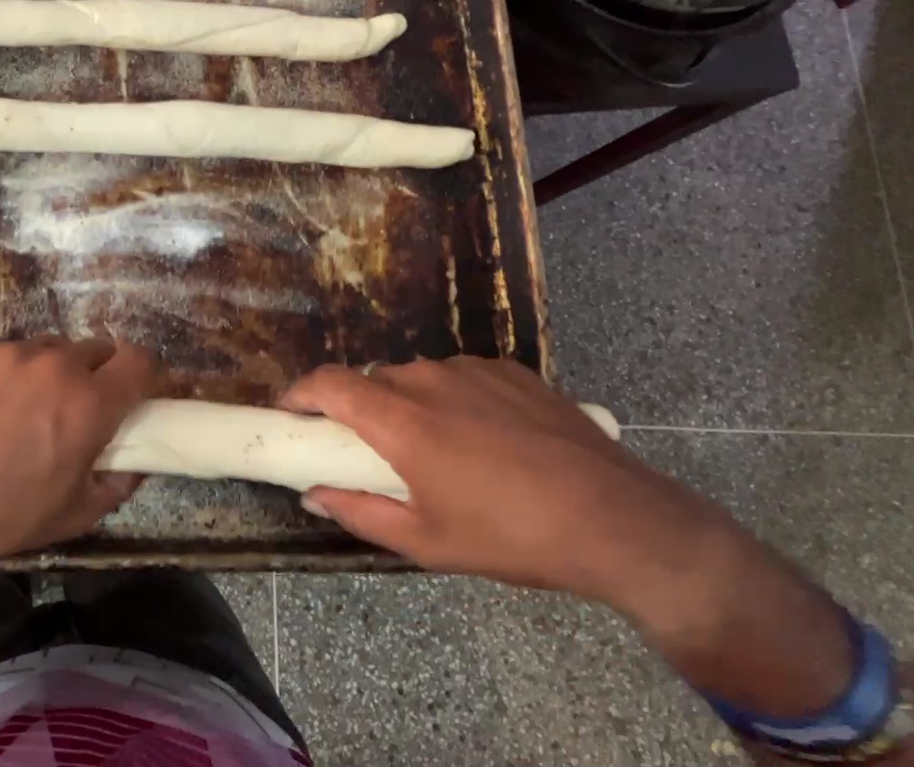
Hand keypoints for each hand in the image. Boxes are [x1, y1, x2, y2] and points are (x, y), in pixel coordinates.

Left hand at [0, 337, 157, 572]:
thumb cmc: (15, 513)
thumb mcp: (82, 510)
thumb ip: (121, 480)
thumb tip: (138, 462)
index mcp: (91, 403)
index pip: (139, 360)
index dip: (144, 374)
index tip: (137, 390)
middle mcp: (55, 366)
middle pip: (95, 349)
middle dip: (96, 373)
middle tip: (77, 404)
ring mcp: (11, 354)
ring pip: (49, 349)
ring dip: (50, 371)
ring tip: (27, 406)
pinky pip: (7, 353)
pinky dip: (8, 373)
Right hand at [284, 360, 867, 720]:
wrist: (623, 523)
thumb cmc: (513, 538)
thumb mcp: (426, 543)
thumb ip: (358, 513)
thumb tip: (312, 495)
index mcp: (402, 422)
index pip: (328, 383)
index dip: (298, 393)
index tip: (290, 415)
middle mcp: (431, 381)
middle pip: (372, 381)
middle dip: (359, 411)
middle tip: (371, 451)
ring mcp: (477, 371)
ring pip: (417, 377)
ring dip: (408, 404)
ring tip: (437, 449)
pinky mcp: (515, 372)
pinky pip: (461, 377)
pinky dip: (452, 399)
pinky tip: (483, 438)